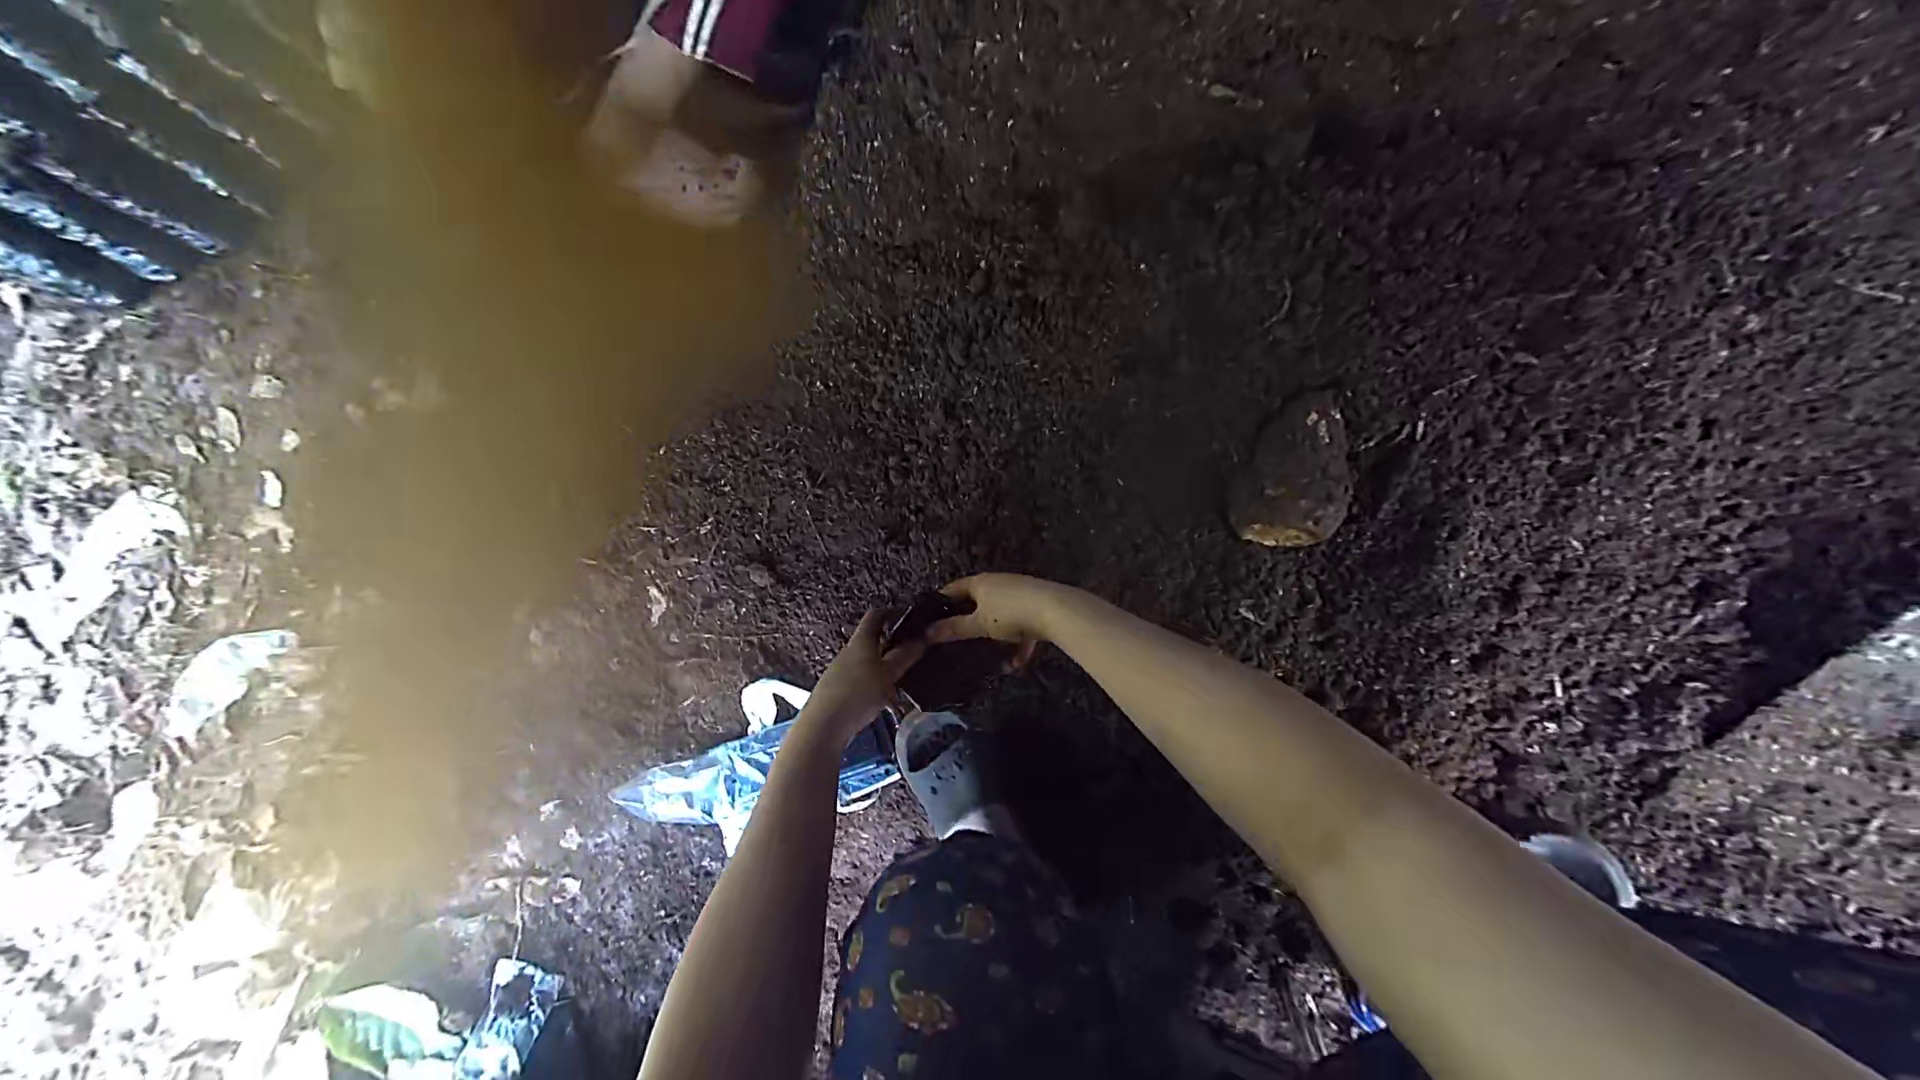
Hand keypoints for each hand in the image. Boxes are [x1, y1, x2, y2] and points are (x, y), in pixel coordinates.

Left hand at [798, 611, 924, 747]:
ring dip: (886, 668)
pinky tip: (886, 700)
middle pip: (873, 640)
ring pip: (870, 662)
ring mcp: (842, 671)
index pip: (875, 616)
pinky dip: (877, 685)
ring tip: (903, 681)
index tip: (909, 617)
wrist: (823, 726)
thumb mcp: (887, 674)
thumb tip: (921, 638)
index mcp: (860, 642)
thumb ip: (904, 656)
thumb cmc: (857, 693)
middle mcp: (850, 652)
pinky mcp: (840, 690)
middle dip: (893, 645)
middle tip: (913, 652)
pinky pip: (863, 681)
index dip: (891, 612)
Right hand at [924, 574, 1077, 666]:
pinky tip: (1017, 663)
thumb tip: (926, 633)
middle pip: (978, 600)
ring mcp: (1019, 593)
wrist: (1055, 610)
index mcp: (980, 582)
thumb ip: (954, 629)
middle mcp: (998, 583)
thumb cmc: (1010, 613)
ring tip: (990, 651)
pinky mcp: (1036, 606)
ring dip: (997, 633)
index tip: (930, 616)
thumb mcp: (979, 625)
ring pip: (1001, 614)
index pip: (954, 588)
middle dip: (970, 617)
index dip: (941, 601)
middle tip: (956, 634)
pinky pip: (1021, 625)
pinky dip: (1018, 642)